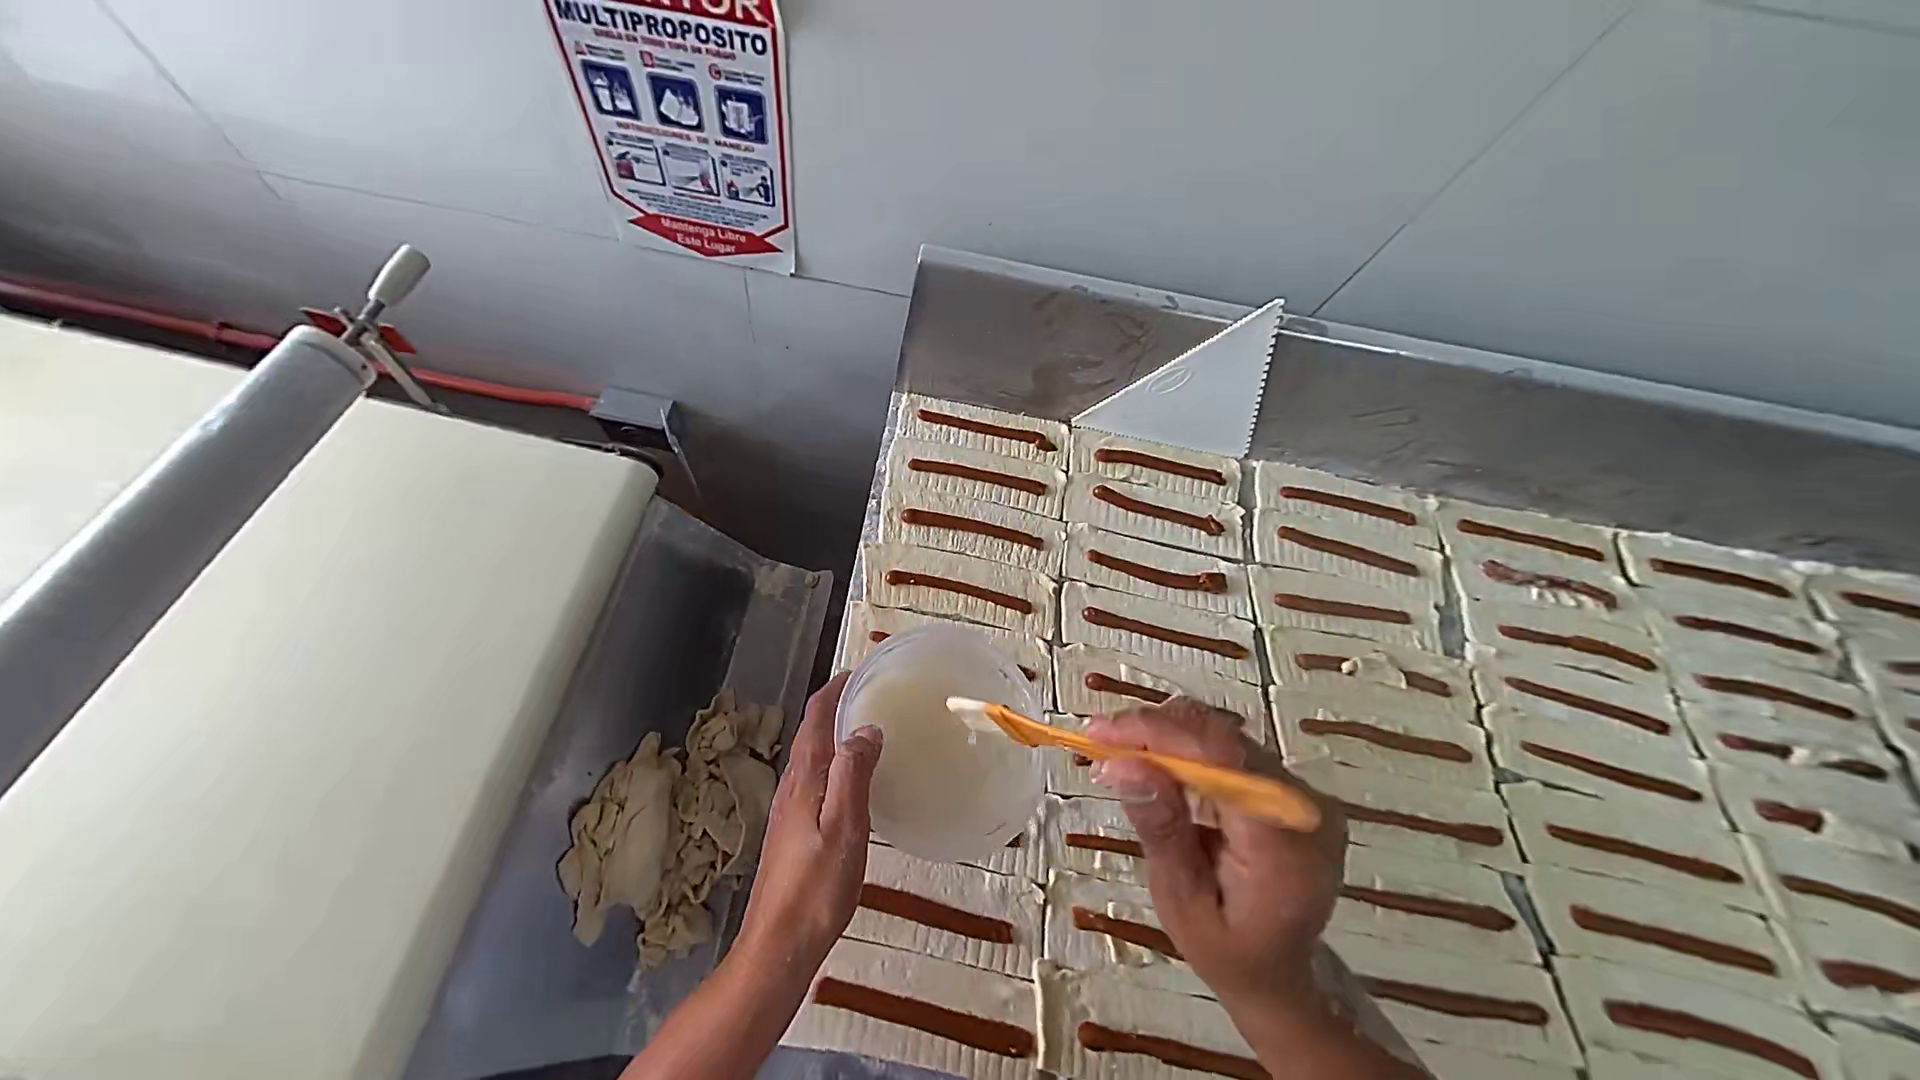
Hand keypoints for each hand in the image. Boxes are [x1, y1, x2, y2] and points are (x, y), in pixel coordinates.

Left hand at [735, 672, 882, 972]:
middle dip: (837, 706)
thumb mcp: (845, 827)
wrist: (778, 945)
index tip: (858, 671)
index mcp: (804, 778)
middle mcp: (792, 786)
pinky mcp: (794, 829)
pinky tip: (855, 779)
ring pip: (814, 756)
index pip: (815, 718)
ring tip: (868, 727)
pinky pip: (816, 778)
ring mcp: (790, 809)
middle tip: (872, 694)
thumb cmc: (816, 888)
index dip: (834, 690)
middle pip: (812, 732)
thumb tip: (865, 728)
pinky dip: (836, 762)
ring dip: (836, 733)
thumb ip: (853, 774)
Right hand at [1087, 699, 1345, 1009]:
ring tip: (1117, 747)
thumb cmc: (1228, 948)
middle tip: (1099, 737)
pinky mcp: (1288, 785)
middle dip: (1154, 729)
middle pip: (1223, 739)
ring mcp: (1301, 793)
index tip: (1102, 733)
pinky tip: (1151, 756)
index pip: (1222, 760)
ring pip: (1224, 735)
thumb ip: (1161, 830)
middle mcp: (1303, 808)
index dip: (1160, 734)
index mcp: (1283, 845)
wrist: (1281, 968)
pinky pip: (1230, 748)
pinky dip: (1184, 745)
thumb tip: (1123, 764)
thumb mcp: (1182, 900)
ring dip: (1165, 733)